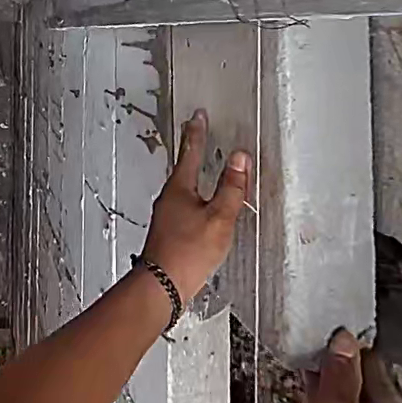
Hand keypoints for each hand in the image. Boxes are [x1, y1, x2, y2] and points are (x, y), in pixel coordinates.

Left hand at [139, 109, 249, 297]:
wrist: (161, 286)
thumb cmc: (188, 252)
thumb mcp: (219, 218)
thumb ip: (231, 188)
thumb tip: (239, 158)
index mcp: (180, 188)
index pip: (190, 151)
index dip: (197, 132)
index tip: (198, 116)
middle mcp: (169, 197)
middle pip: (183, 166)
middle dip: (191, 149)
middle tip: (196, 133)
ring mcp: (166, 215)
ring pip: (182, 186)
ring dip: (192, 173)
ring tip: (200, 166)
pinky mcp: (168, 231)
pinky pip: (183, 204)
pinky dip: (193, 196)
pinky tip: (199, 206)